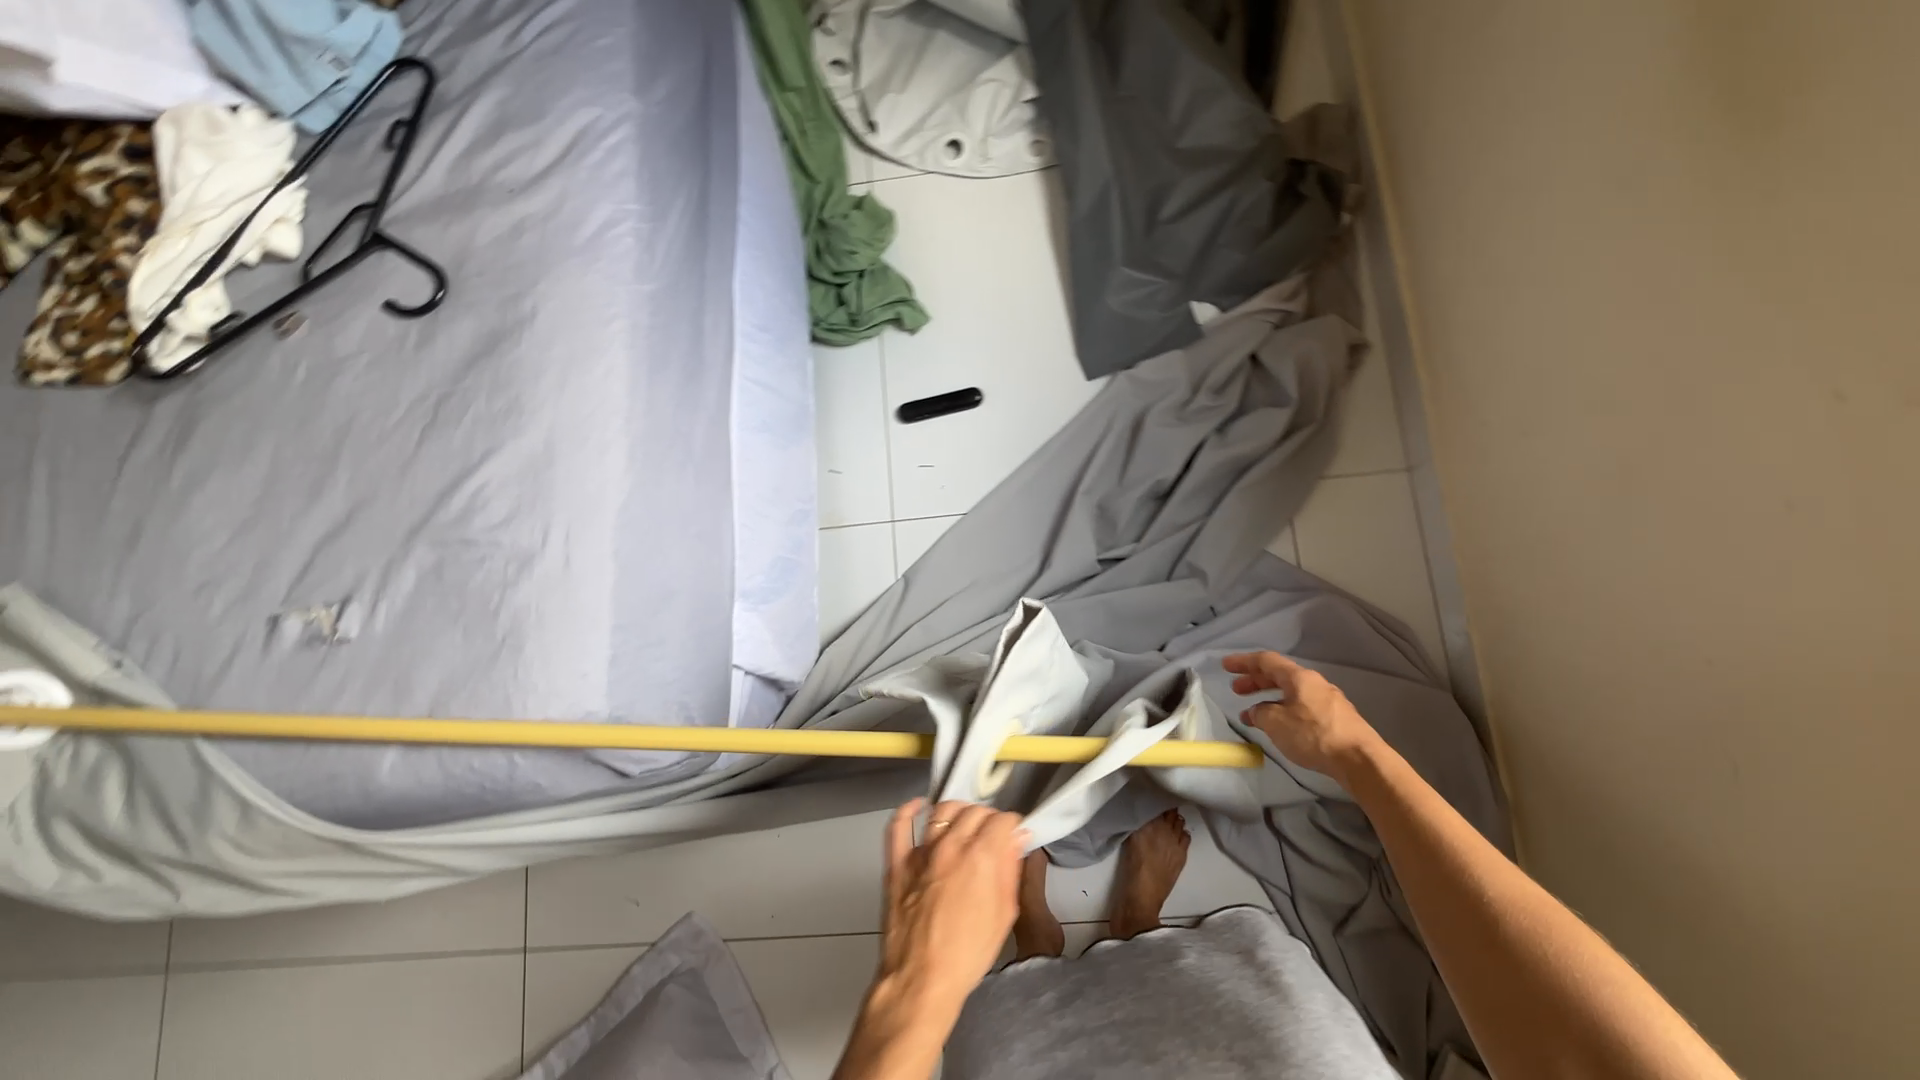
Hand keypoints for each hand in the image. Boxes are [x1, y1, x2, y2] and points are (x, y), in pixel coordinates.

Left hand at [876, 798, 1027, 1015]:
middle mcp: (951, 846)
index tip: (1013, 835)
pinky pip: (899, 825)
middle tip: (992, 834)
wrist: (921, 979)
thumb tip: (1017, 839)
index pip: (1002, 820)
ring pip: (942, 811)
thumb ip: (1010, 870)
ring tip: (965, 823)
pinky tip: (919, 806)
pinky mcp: (897, 863)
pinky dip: (909, 810)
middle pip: (974, 811)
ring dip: (958, 811)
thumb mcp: (1004, 914)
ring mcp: (921, 853)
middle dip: (989, 818)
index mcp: (981, 857)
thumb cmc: (968, 953)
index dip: (1012, 825)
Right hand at [1223, 651, 1382, 779]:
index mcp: (1299, 677)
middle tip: (1236, 690)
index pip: (1266, 661)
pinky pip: (1302, 707)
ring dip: (1269, 699)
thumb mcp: (1276, 723)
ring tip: (1253, 713)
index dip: (1243, 662)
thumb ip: (1260, 713)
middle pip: (1280, 676)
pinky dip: (1284, 711)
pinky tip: (1279, 727)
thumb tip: (1254, 712)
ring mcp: (1328, 701)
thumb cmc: (1313, 735)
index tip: (1225, 666)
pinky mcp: (1336, 719)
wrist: (1359, 759)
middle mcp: (1314, 684)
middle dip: (1256, 681)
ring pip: (1292, 693)